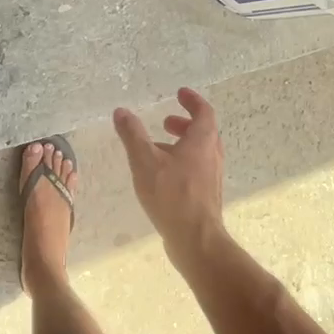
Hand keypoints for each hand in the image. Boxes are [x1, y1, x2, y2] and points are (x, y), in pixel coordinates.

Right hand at [114, 87, 225, 261]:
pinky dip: (182, 162)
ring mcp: (212, 177)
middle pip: (203, 132)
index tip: (180, 93)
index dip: (192, 100)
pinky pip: (196, 169)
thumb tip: (121, 111)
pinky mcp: (207, 196)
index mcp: (202, 141)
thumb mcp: (145, 160)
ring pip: (200, 152)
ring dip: (182, 144)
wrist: (196, 240)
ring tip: (157, 150)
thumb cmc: (172, 194)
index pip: (203, 111)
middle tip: (165, 122)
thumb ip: (132, 134)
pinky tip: (162, 176)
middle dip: (184, 123)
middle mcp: (212, 156)